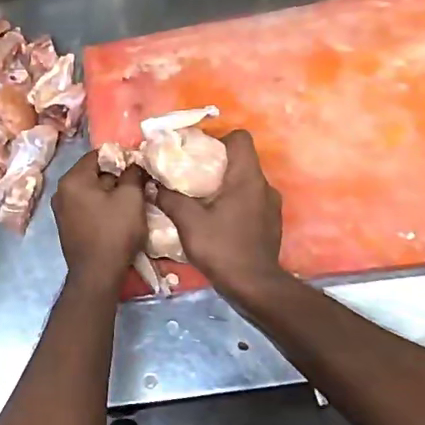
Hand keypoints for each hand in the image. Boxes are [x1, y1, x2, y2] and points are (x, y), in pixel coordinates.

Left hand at [52, 152, 147, 289]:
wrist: (97, 274)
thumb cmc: (114, 232)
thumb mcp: (131, 198)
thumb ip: (132, 174)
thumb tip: (133, 164)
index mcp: (72, 180)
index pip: (96, 155)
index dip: (119, 156)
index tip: (137, 165)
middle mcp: (60, 191)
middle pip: (92, 173)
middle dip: (115, 176)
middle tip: (137, 183)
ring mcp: (61, 210)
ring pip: (90, 191)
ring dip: (109, 193)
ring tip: (130, 200)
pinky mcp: (67, 225)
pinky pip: (86, 206)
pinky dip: (100, 206)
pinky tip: (117, 216)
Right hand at [153, 130, 284, 298]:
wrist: (253, 285)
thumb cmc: (221, 247)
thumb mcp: (188, 221)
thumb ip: (169, 198)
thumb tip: (153, 185)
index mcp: (247, 178)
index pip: (240, 138)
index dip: (218, 139)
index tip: (196, 153)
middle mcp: (263, 186)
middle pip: (240, 160)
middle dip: (215, 163)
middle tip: (189, 176)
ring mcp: (270, 205)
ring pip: (245, 182)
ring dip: (223, 185)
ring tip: (200, 199)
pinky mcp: (269, 222)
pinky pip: (250, 200)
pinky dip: (232, 202)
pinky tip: (215, 219)